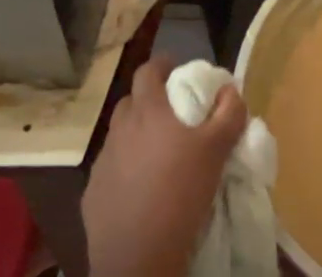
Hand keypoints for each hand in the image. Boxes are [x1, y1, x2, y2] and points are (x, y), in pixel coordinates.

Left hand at [83, 55, 247, 276]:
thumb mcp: (218, 149)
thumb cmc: (181, 192)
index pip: (147, 71)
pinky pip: (110, 170)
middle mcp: (120, 131)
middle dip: (148, 100)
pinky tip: (141, 188)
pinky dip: (125, 169)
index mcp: (148, 112)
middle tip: (171, 114)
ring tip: (158, 154)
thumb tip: (229, 89)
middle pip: (130, 102)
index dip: (162, 64)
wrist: (139, 256)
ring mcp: (102, 163)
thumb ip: (229, 112)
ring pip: (118, 136)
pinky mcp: (92, 194)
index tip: (176, 69)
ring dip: (136, 136)